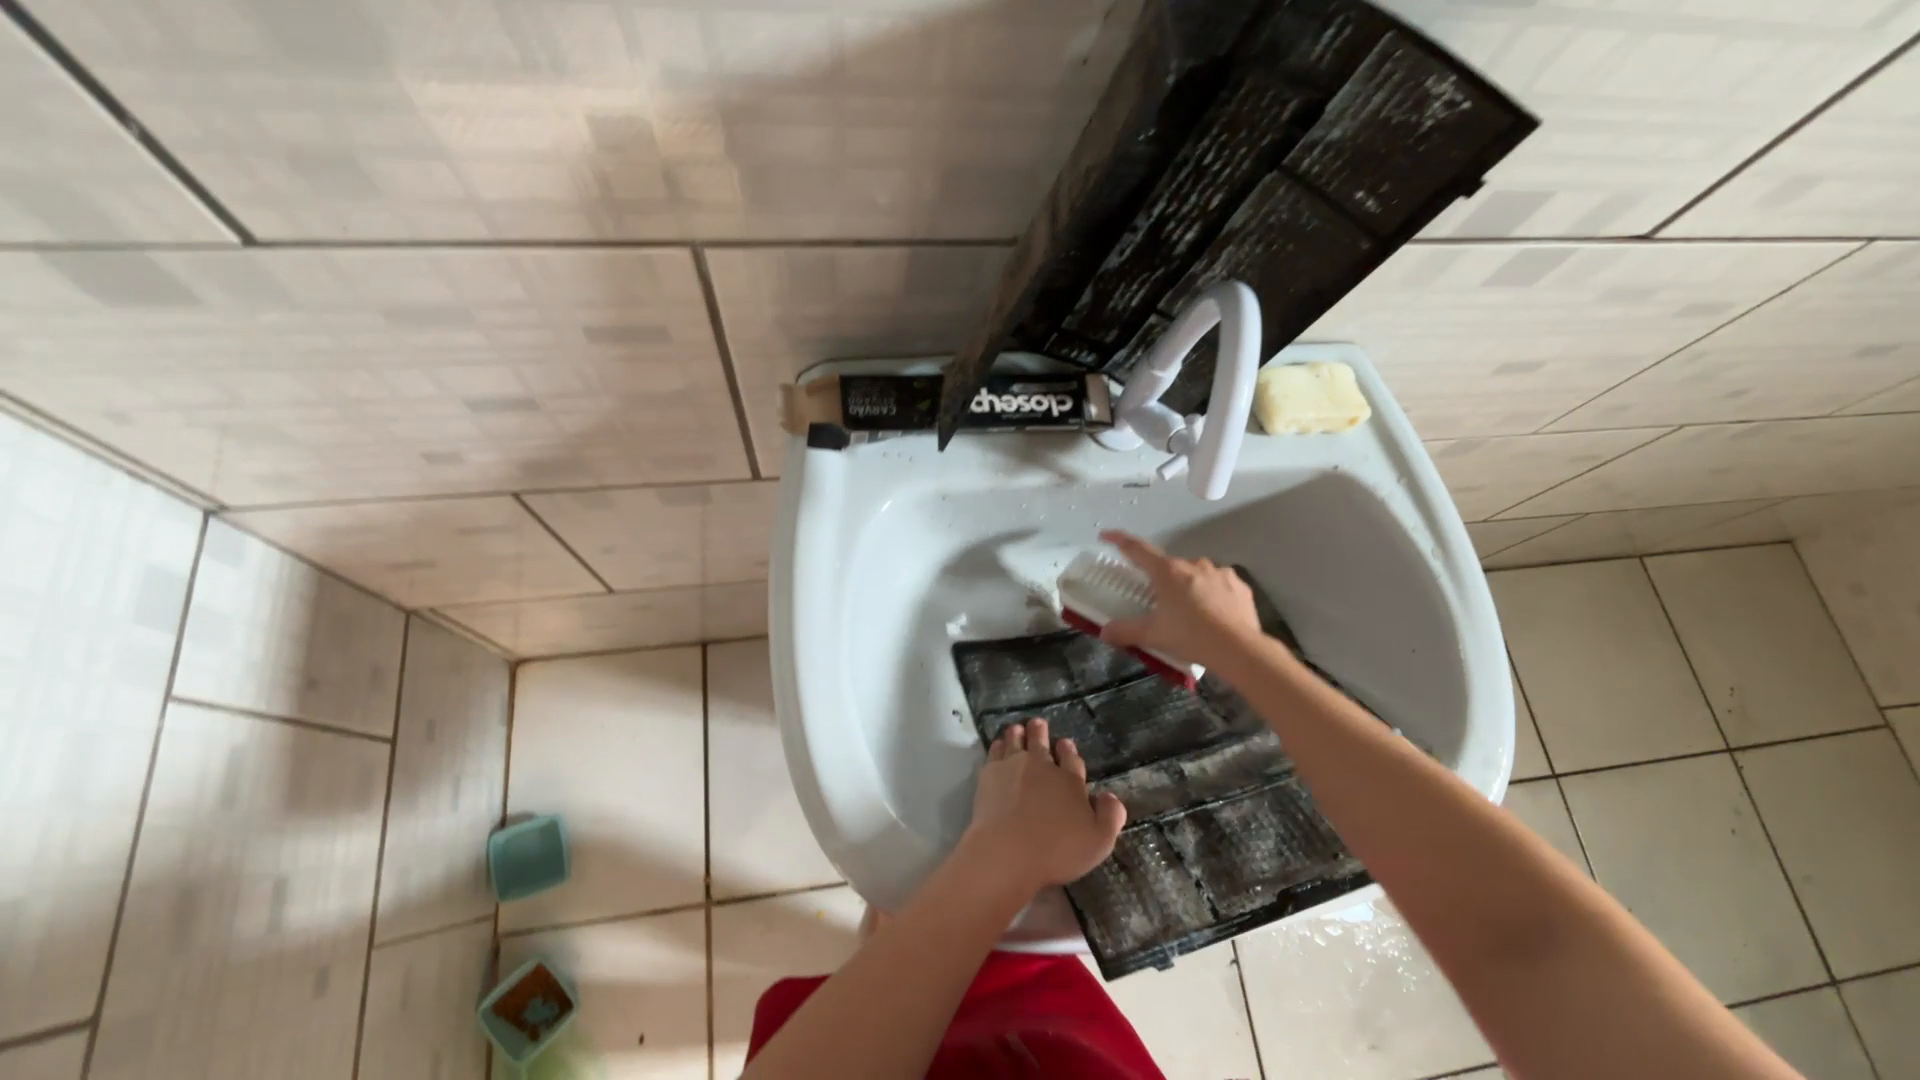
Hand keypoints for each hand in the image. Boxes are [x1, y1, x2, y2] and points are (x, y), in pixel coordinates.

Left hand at [963, 719, 1126, 895]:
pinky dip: (999, 746)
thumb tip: (1110, 796)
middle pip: (1042, 744)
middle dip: (1041, 733)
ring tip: (1017, 728)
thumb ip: (1110, 816)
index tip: (1065, 743)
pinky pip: (996, 752)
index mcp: (1070, 781)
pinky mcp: (990, 775)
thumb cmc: (1057, 852)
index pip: (1072, 760)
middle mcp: (1042, 767)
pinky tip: (998, 745)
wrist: (1007, 852)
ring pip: (1016, 742)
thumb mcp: (1099, 841)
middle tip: (1038, 723)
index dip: (1069, 751)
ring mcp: (1014, 767)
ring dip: (1018, 734)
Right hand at [1099, 529, 1262, 664]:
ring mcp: (1220, 572)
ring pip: (1197, 575)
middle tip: (1159, 604)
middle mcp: (1194, 564)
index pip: (1138, 549)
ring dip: (1189, 588)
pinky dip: (1213, 596)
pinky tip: (1214, 616)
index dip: (1120, 540)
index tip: (1107, 535)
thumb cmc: (1190, 637)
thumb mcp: (1152, 636)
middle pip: (1170, 567)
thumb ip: (1125, 631)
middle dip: (1162, 581)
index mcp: (1168, 571)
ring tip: (1190, 614)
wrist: (1239, 650)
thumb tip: (1104, 632)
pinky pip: (1219, 586)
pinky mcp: (1240, 586)